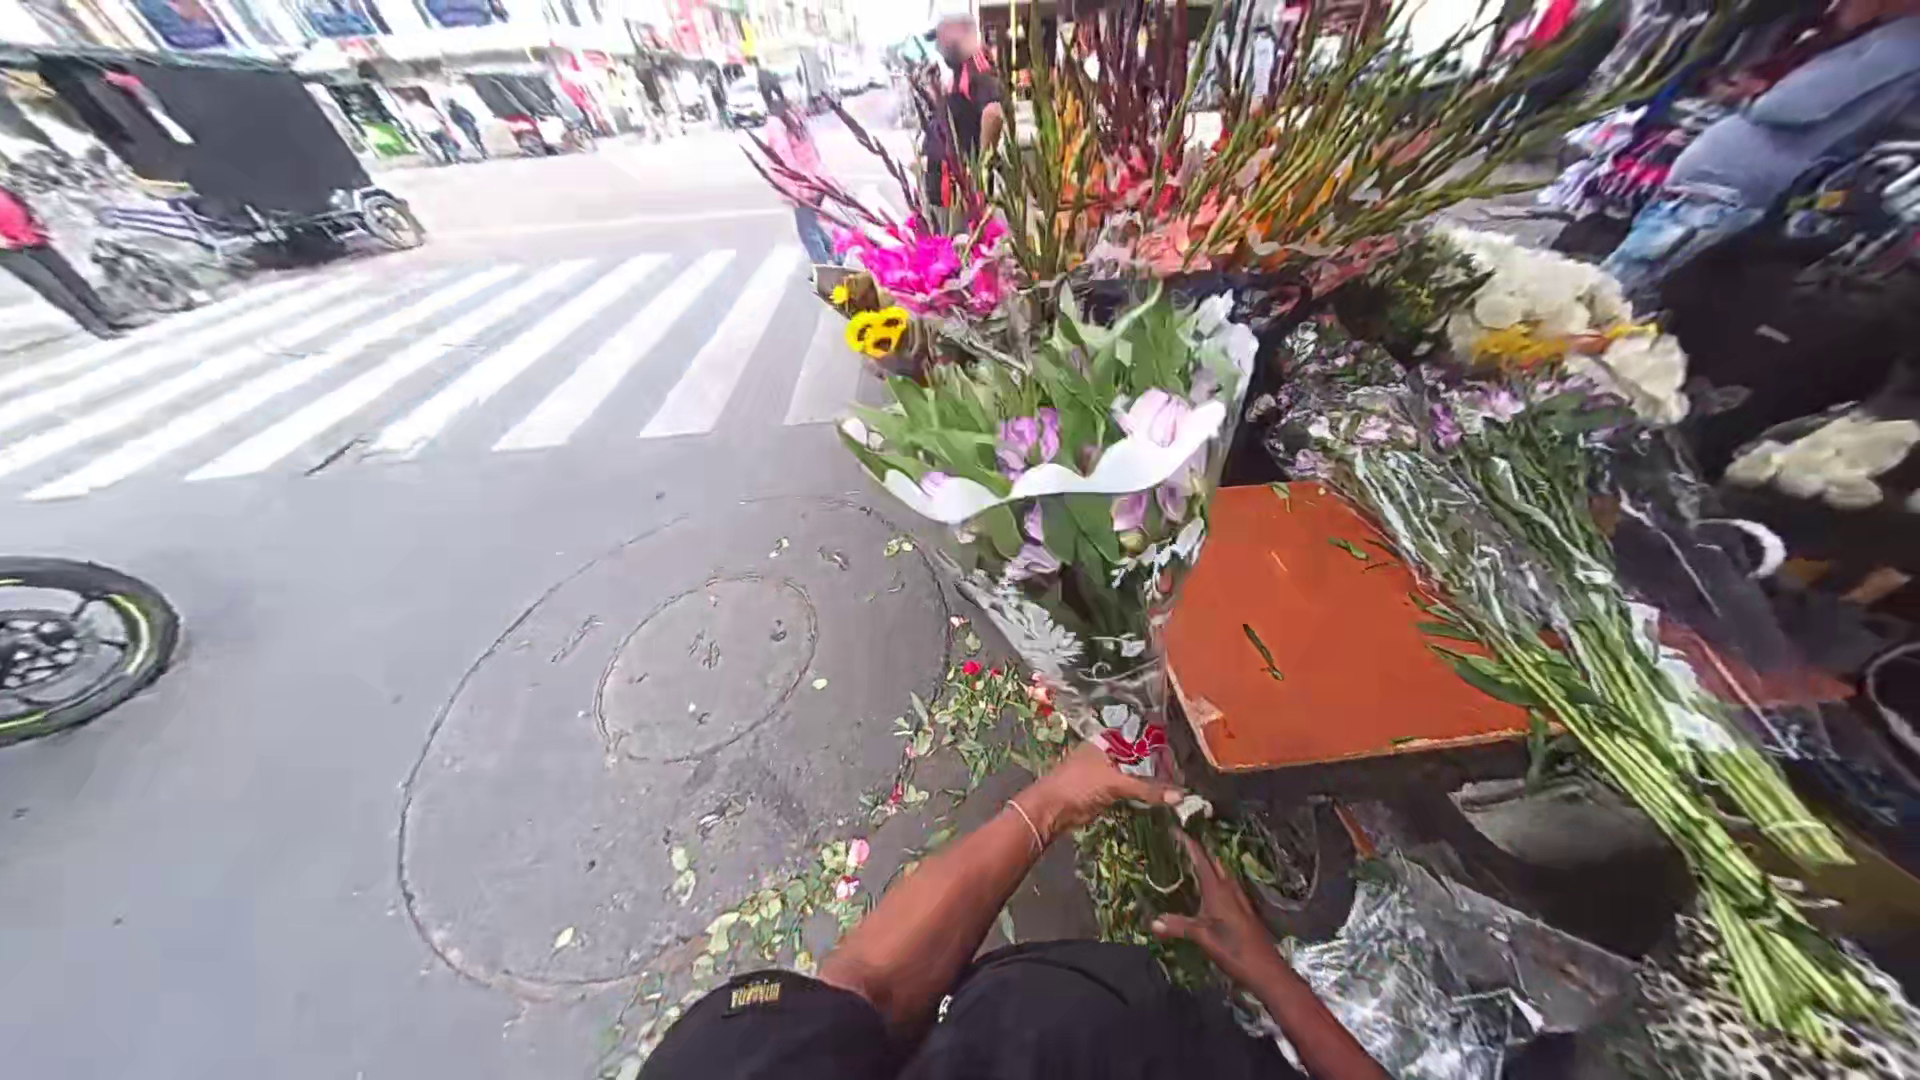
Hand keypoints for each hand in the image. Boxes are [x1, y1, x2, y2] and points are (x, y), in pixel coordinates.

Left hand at [1019, 740, 1184, 839]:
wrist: (1053, 810)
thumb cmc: (1079, 785)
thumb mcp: (1114, 783)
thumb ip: (1146, 788)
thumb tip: (1181, 795)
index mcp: (1106, 741)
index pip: (1137, 737)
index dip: (1158, 743)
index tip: (1182, 750)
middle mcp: (1108, 753)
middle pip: (1138, 756)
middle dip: (1158, 764)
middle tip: (1186, 770)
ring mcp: (1108, 771)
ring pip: (1136, 773)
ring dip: (1153, 780)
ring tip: (1181, 783)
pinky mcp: (1108, 790)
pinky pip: (1132, 788)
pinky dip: (1145, 792)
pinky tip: (1163, 795)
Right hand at [1151, 831, 1287, 987]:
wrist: (1268, 972)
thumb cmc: (1234, 949)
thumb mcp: (1202, 938)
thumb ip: (1178, 927)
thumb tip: (1152, 922)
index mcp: (1217, 888)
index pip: (1200, 857)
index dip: (1187, 842)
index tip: (1174, 829)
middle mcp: (1229, 888)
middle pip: (1214, 860)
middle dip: (1199, 849)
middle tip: (1182, 843)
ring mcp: (1240, 899)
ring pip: (1223, 872)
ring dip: (1210, 863)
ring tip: (1194, 860)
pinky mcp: (1245, 911)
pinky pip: (1229, 885)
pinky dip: (1217, 878)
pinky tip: (1212, 889)